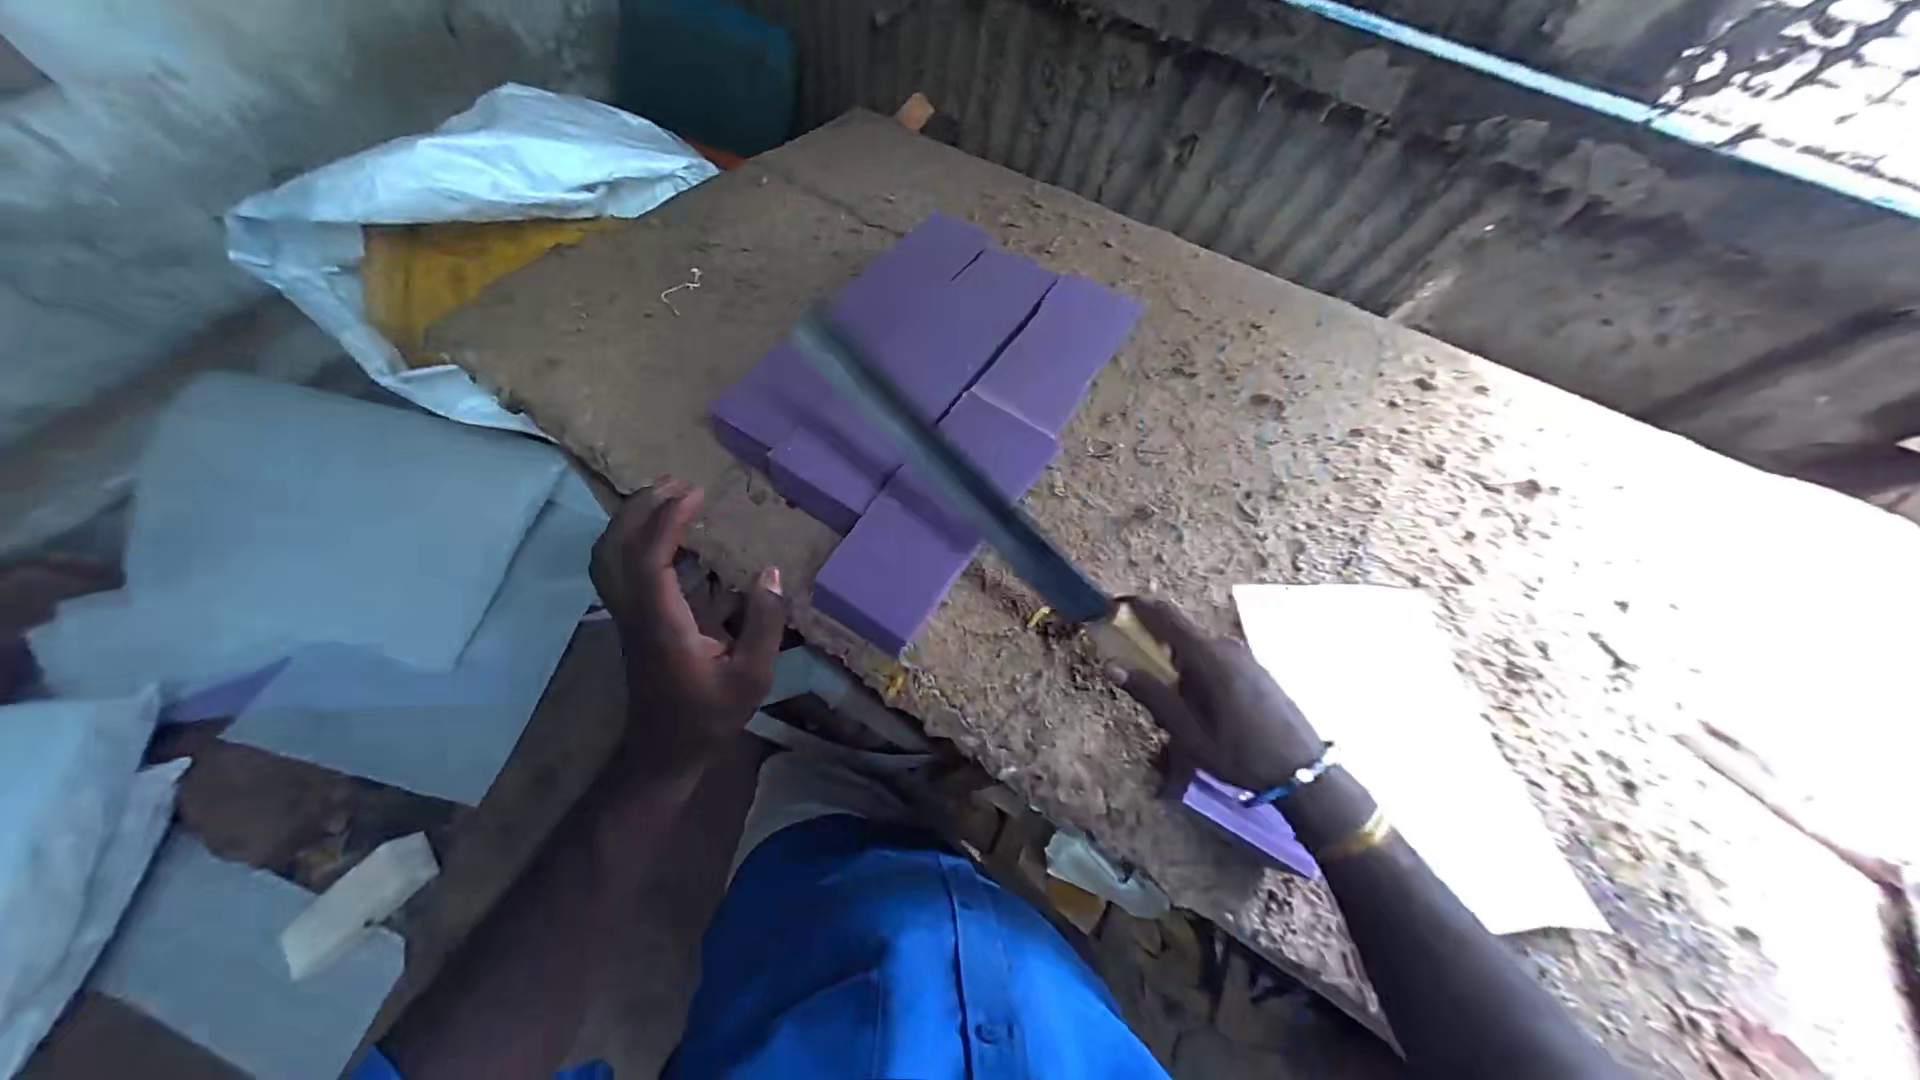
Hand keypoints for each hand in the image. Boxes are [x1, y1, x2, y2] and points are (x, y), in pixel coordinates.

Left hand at [590, 478, 785, 751]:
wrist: (663, 750)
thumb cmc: (709, 716)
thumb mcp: (752, 677)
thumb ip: (764, 624)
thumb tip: (771, 573)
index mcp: (662, 624)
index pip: (650, 559)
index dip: (667, 520)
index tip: (695, 493)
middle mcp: (634, 614)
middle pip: (614, 548)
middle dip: (640, 508)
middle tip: (677, 483)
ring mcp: (626, 617)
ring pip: (607, 557)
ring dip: (629, 520)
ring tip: (665, 497)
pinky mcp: (631, 621)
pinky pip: (616, 569)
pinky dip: (630, 540)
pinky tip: (662, 535)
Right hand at [1107, 598, 1326, 790]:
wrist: (1305, 773)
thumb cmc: (1241, 755)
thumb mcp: (1189, 734)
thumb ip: (1152, 695)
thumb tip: (1113, 665)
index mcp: (1209, 657)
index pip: (1166, 615)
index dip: (1137, 606)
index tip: (1112, 606)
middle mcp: (1227, 647)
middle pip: (1179, 634)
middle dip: (1155, 650)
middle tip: (1145, 686)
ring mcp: (1244, 656)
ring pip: (1196, 650)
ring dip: (1177, 668)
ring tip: (1179, 712)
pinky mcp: (1253, 668)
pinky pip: (1213, 659)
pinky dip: (1196, 673)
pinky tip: (1203, 710)